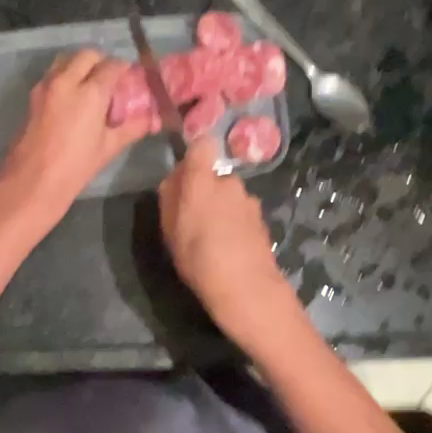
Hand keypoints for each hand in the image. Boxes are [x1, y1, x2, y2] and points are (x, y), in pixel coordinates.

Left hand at [0, 50, 148, 220]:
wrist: (33, 180)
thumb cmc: (76, 166)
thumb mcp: (109, 147)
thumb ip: (134, 127)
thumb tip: (155, 120)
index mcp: (90, 92)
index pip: (112, 66)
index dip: (124, 69)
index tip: (130, 77)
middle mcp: (67, 81)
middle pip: (87, 55)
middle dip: (101, 61)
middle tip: (111, 79)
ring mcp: (46, 86)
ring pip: (66, 60)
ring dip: (80, 64)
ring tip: (90, 85)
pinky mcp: (33, 95)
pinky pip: (52, 74)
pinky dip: (65, 75)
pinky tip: (72, 97)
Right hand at [159, 138, 289, 331]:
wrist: (246, 287)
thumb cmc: (198, 257)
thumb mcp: (169, 230)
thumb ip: (169, 197)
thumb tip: (175, 179)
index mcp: (203, 179)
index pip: (202, 145)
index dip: (195, 154)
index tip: (185, 174)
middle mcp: (229, 182)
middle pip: (214, 176)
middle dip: (205, 190)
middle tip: (193, 219)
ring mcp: (250, 201)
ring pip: (230, 196)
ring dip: (221, 209)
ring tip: (213, 239)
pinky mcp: (262, 220)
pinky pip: (242, 213)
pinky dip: (235, 224)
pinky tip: (230, 248)